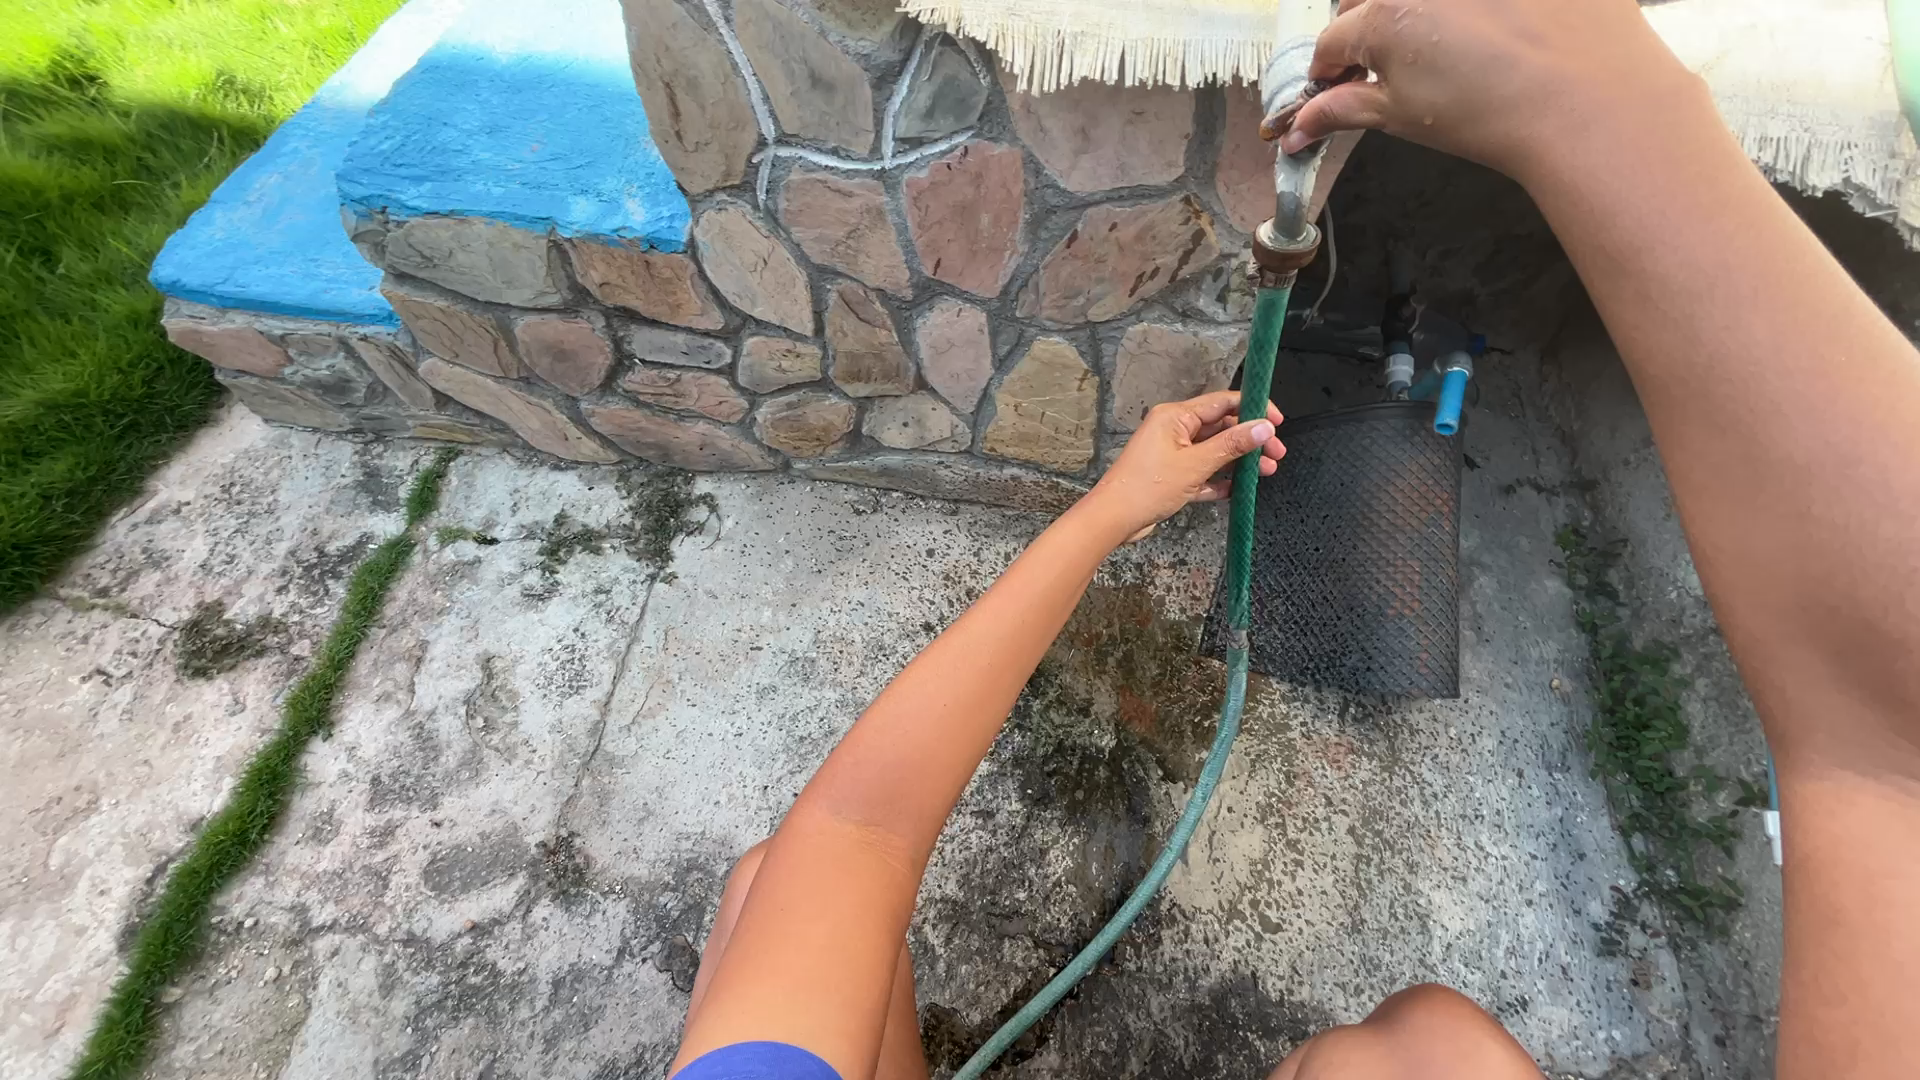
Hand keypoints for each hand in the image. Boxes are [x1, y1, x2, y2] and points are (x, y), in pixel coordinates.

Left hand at [1081, 391, 1284, 542]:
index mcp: (1175, 417)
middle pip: (1221, 428)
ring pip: (1213, 452)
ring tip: (1264, 473)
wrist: (1114, 519)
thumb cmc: (1145, 488)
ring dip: (1238, 462)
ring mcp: (1171, 453)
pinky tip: (1236, 489)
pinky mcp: (1170, 475)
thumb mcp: (1196, 464)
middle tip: (1276, 453)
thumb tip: (1262, 427)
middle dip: (1249, 440)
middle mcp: (1173, 430)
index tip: (1277, 421)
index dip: (1253, 409)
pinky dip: (1218, 480)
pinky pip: (1201, 473)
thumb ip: (1231, 445)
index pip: (1222, 402)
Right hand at [1279, 0, 1701, 186]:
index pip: (1331, 42)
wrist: (1583, 95)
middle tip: (1383, 64)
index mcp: (1383, 13)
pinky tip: (1485, 24)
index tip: (1334, 91)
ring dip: (1410, 13)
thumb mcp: (1400, 116)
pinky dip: (1464, 8)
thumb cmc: (1483, 112)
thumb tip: (1293, 133)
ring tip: (1437, 41)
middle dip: (1363, 26)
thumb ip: (1341, 112)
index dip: (1327, 73)